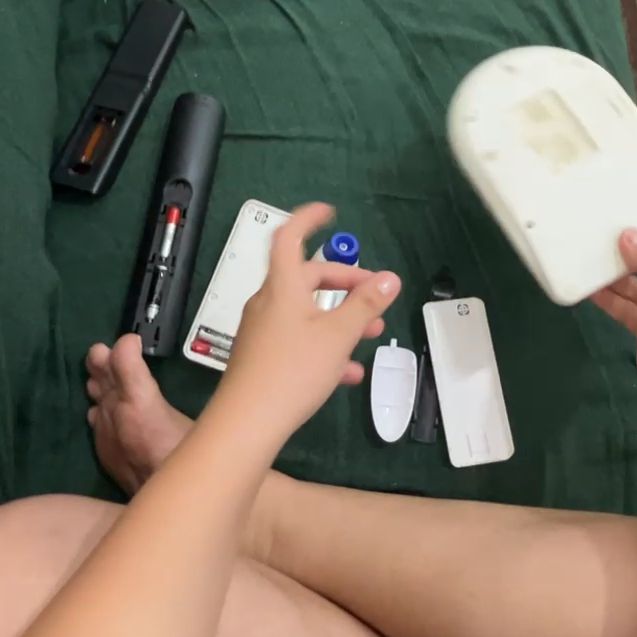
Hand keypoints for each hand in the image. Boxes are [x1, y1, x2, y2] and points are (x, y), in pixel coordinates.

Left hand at [208, 203, 398, 442]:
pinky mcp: (263, 356)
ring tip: (372, 334)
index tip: (330, 213)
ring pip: (307, 312)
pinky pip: (299, 340)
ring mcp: (264, 330)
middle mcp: (269, 302)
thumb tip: (389, 279)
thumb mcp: (338, 336)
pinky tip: (349, 372)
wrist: (247, 423)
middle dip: (345, 284)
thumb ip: (365, 305)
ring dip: (340, 318)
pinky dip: (324, 346)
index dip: (308, 219)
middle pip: (307, 278)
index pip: (290, 238)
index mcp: (283, 286)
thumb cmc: (293, 370)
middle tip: (375, 296)